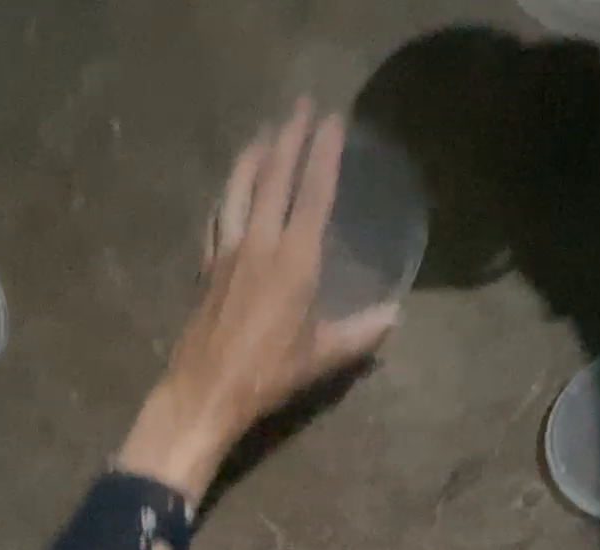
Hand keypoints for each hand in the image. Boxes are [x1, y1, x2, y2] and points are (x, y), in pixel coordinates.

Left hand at [117, 100, 400, 501]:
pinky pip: (215, 220)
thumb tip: (395, 317)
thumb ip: (360, 334)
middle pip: (273, 178)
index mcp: (293, 262)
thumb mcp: (320, 357)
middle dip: (289, 138)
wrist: (204, 392)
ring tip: (263, 133)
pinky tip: (227, 194)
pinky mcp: (204, 269)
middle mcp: (257, 245)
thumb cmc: (266, 376)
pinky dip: (225, 198)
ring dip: (252, 158)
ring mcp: (225, 254)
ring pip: (237, 191)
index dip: (323, 154)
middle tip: (300, 106)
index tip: (332, 120)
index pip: (312, 194)